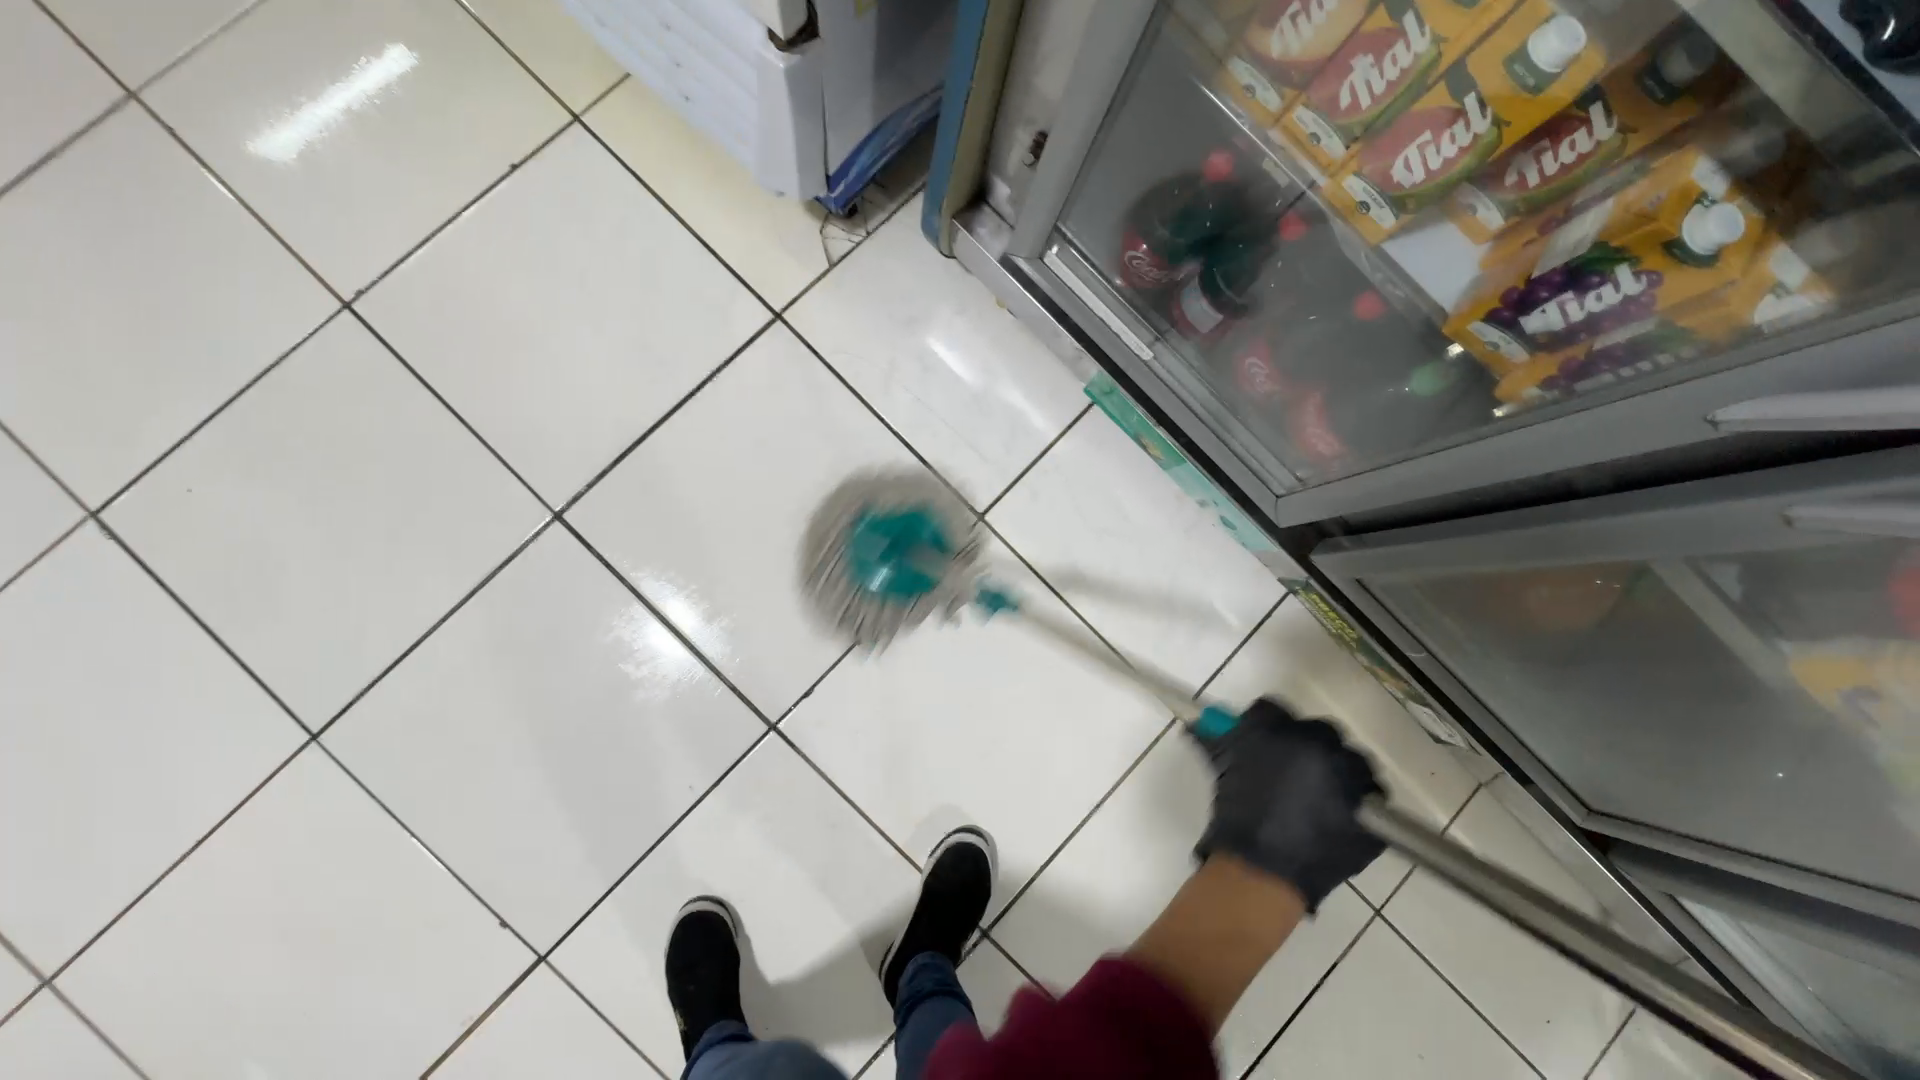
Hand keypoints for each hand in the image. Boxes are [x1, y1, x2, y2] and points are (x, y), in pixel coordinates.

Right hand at [1192, 697, 1385, 910]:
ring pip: (1353, 761)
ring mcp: (1352, 777)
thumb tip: (1202, 724)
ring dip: (1341, 772)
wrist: (1261, 871)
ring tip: (1322, 798)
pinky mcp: (1372, 810)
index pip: (1272, 710)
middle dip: (1309, 748)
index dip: (1267, 726)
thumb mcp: (1223, 770)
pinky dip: (1359, 804)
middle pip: (1320, 732)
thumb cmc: (1235, 818)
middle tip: (1294, 774)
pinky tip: (1339, 819)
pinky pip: (1372, 797)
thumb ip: (1216, 740)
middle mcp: (1319, 745)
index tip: (1263, 744)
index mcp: (1277, 731)